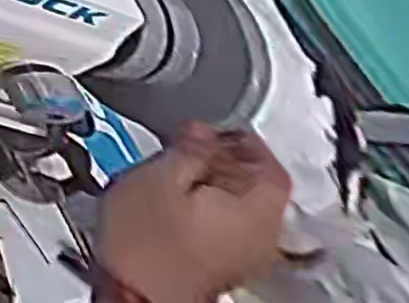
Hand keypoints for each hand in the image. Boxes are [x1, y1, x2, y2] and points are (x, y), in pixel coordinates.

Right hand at [96, 124, 290, 302]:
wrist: (137, 283)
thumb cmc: (146, 232)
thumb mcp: (159, 175)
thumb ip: (188, 150)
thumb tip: (203, 131)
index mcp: (255, 212)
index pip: (271, 168)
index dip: (247, 141)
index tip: (220, 125)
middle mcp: (263, 236)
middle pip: (261, 188)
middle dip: (230, 159)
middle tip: (194, 137)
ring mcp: (246, 252)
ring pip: (245, 205)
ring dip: (218, 178)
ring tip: (179, 161)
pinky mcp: (225, 260)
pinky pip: (231, 222)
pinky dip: (211, 200)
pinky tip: (178, 191)